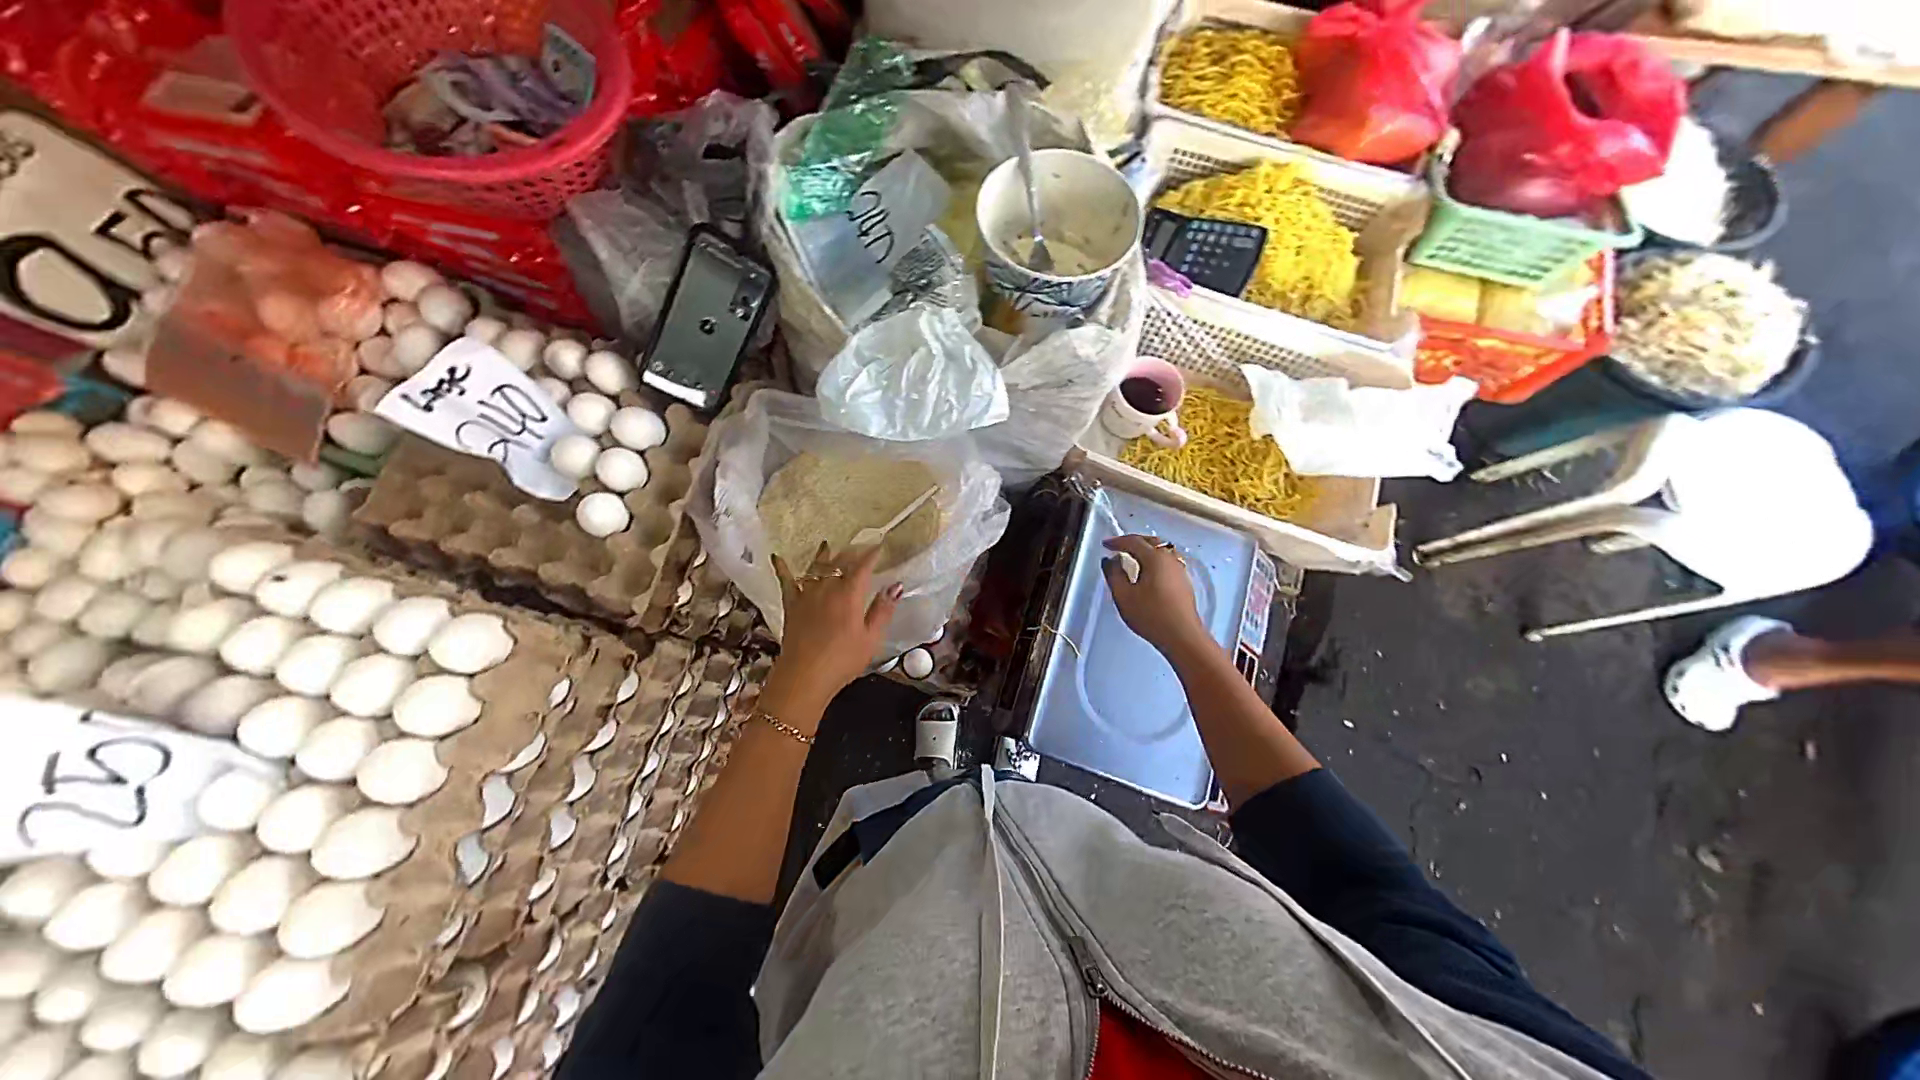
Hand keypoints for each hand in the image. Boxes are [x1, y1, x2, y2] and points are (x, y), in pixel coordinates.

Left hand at [764, 543, 902, 717]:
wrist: (804, 676)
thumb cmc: (841, 660)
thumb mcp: (871, 638)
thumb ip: (882, 610)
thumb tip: (895, 587)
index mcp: (849, 595)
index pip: (862, 566)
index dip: (871, 554)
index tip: (878, 546)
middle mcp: (827, 589)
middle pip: (839, 563)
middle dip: (850, 553)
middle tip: (858, 548)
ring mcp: (806, 596)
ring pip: (815, 568)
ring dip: (823, 556)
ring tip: (827, 545)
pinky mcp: (791, 606)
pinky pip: (786, 582)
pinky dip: (782, 569)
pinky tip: (777, 558)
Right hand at [1102, 534, 1207, 655]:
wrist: (1181, 636)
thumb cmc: (1153, 617)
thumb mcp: (1124, 596)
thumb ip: (1114, 574)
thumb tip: (1111, 561)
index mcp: (1155, 559)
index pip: (1134, 541)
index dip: (1117, 541)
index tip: (1107, 544)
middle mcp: (1170, 560)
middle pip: (1151, 542)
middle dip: (1133, 541)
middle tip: (1119, 546)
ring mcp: (1179, 571)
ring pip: (1161, 551)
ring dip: (1146, 550)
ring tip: (1133, 557)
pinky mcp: (1183, 582)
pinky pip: (1168, 562)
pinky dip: (1155, 560)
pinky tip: (1148, 572)